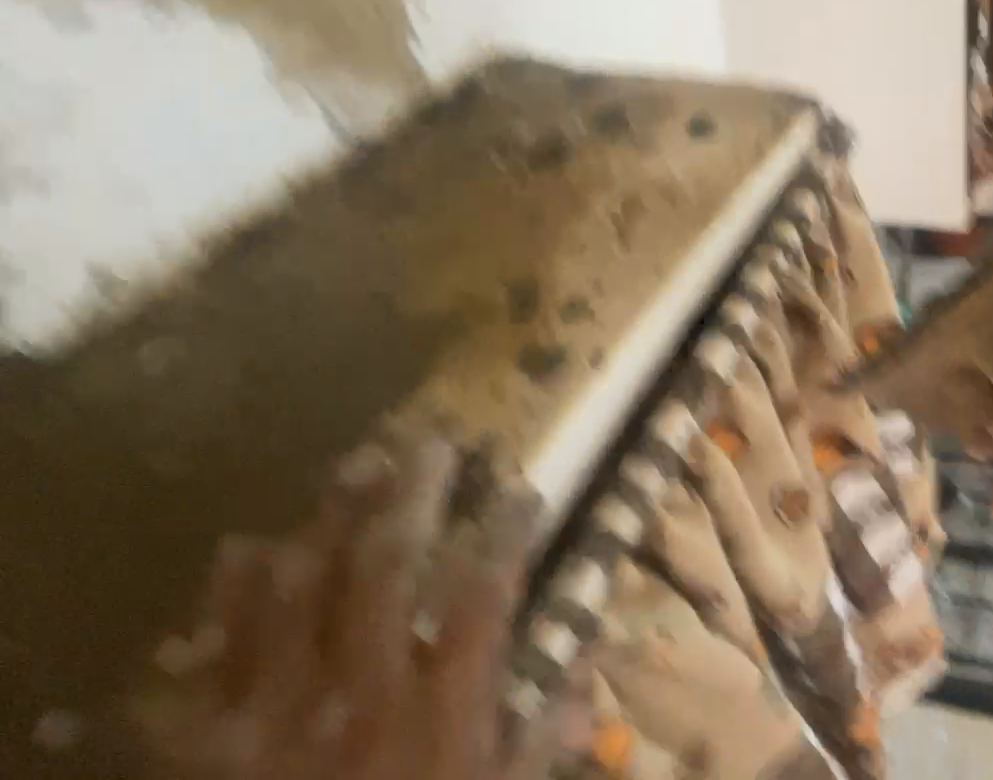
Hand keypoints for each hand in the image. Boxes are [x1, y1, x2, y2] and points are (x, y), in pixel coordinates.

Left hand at [137, 440, 587, 779]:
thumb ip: (541, 736)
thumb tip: (591, 667)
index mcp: (437, 710)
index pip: (482, 595)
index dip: (506, 534)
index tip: (524, 491)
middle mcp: (361, 693)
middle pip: (387, 570)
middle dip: (414, 498)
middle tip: (433, 447)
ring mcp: (276, 711)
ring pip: (300, 589)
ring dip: (329, 521)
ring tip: (356, 466)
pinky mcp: (209, 738)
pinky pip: (215, 648)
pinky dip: (230, 593)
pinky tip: (249, 543)